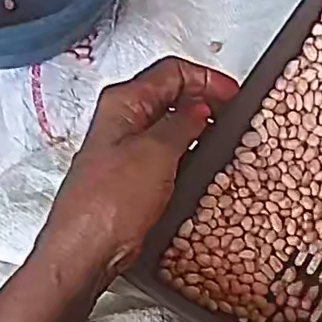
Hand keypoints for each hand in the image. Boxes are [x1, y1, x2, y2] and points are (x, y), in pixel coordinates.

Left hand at [37, 57, 238, 282]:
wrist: (88, 248)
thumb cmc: (107, 203)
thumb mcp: (156, 152)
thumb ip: (182, 124)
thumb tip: (200, 109)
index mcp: (124, 103)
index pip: (172, 73)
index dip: (207, 79)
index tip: (233, 95)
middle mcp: (123, 123)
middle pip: (171, 97)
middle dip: (205, 102)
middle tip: (233, 115)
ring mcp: (128, 152)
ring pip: (171, 128)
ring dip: (199, 131)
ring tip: (224, 141)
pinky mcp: (135, 180)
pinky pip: (168, 158)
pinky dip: (189, 157)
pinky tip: (203, 167)